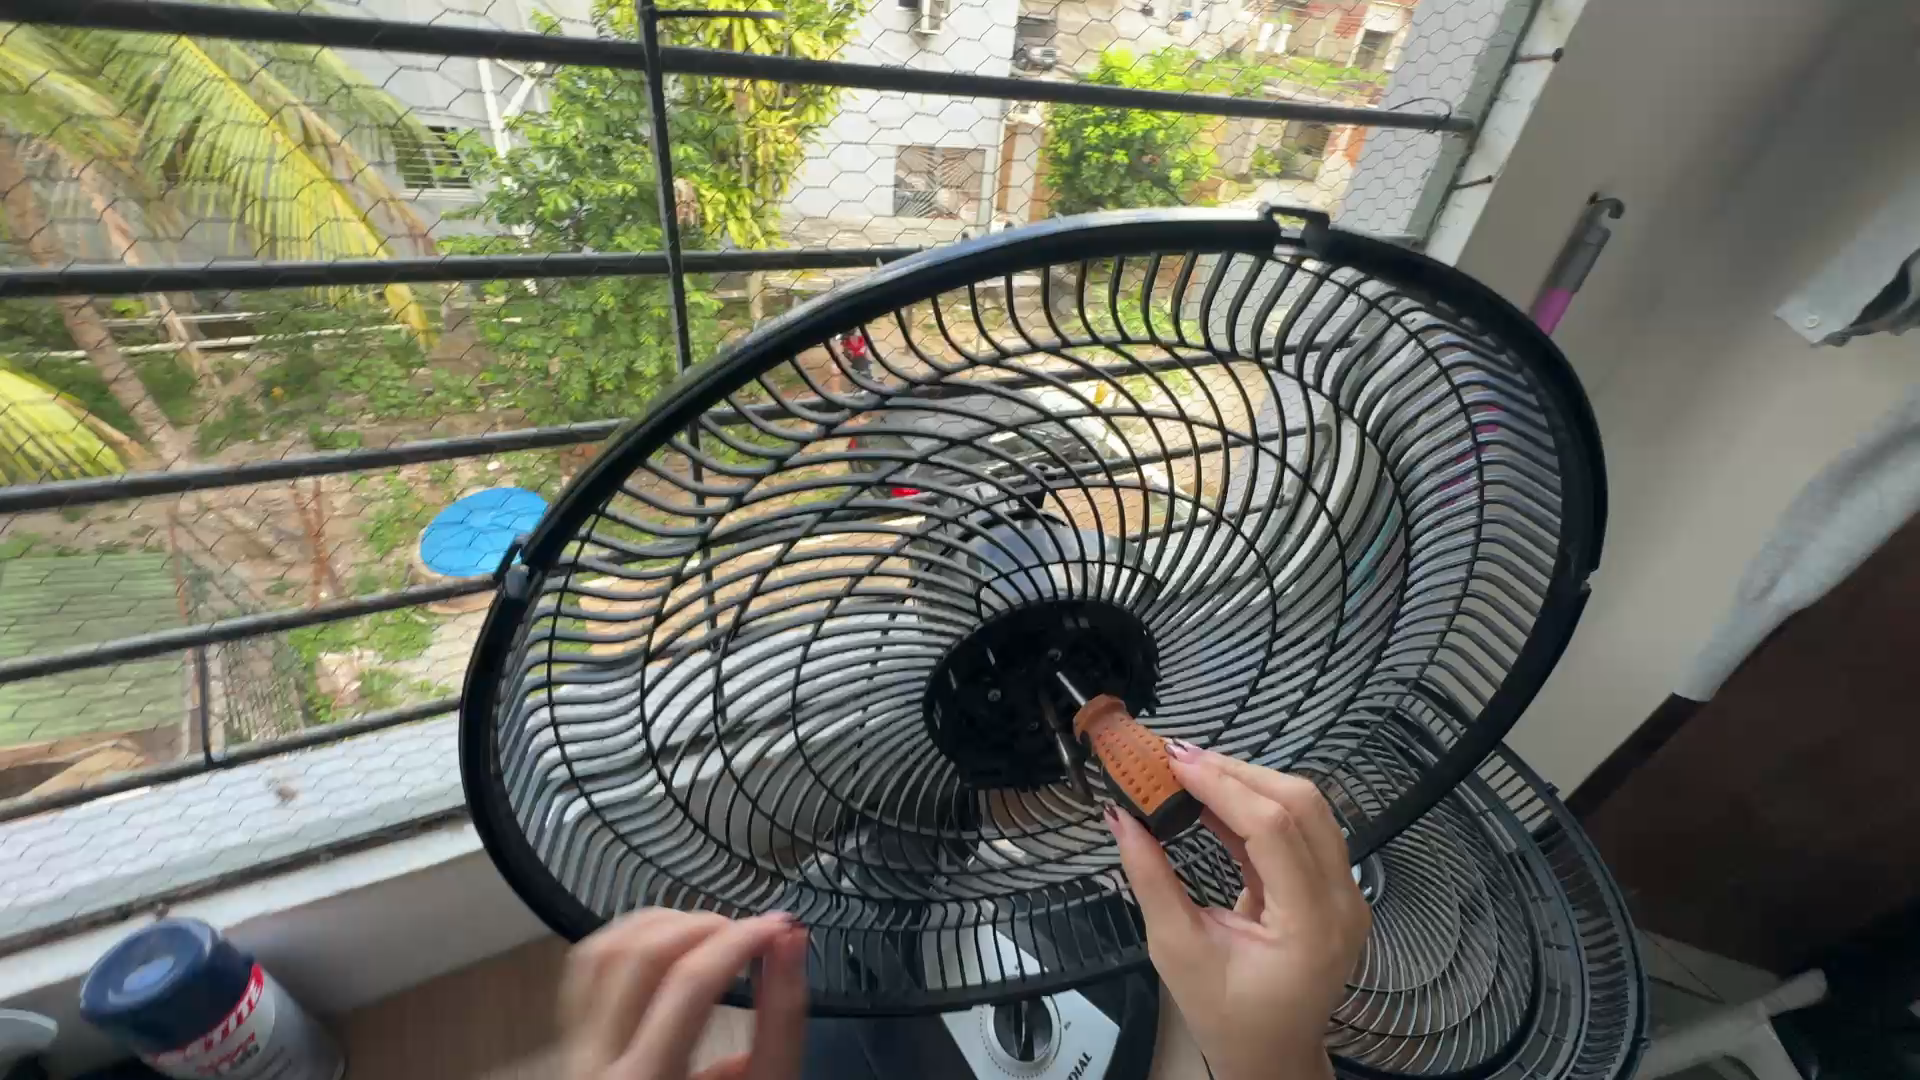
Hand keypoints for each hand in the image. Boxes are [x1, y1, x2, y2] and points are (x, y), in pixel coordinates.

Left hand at [559, 910, 809, 1079]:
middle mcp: (594, 1069)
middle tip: (748, 936)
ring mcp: (572, 1054)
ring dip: (666, 924)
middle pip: (641, 957)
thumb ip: (783, 1016)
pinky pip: (587, 967)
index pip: (690, 984)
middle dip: (705, 927)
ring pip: (605, 952)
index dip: (741, 940)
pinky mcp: (570, 1042)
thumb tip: (789, 935)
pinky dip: (633, 937)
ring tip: (713, 935)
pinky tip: (673, 942)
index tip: (780, 928)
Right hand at [1106, 742, 1368, 1079]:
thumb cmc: (1226, 1016)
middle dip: (1236, 771)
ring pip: (1305, 806)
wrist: (1273, 1056)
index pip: (1274, 830)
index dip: (1222, 786)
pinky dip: (1253, 802)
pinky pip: (1296, 825)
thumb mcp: (1177, 951)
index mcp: (1311, 926)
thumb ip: (1150, 879)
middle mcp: (1341, 901)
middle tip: (1178, 758)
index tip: (1172, 762)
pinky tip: (1211, 794)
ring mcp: (1343, 891)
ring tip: (1190, 768)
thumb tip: (1119, 817)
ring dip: (1247, 779)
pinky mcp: (1329, 884)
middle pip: (1301, 804)